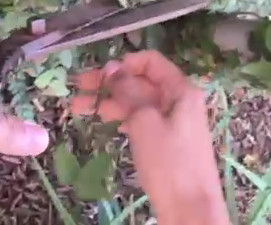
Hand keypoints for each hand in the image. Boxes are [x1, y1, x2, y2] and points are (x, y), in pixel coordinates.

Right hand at [70, 51, 227, 224]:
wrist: (191, 214)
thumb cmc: (169, 162)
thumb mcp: (144, 121)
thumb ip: (127, 90)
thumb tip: (112, 67)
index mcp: (180, 88)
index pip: (150, 61)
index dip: (124, 63)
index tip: (101, 74)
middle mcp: (178, 100)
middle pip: (140, 82)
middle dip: (109, 83)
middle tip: (79, 87)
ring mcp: (173, 123)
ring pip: (137, 102)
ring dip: (110, 101)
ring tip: (79, 107)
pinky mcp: (167, 143)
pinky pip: (142, 120)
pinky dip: (123, 118)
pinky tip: (104, 122)